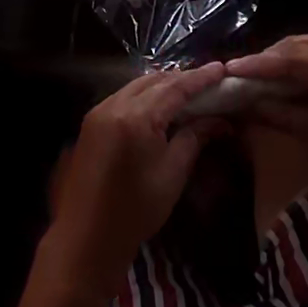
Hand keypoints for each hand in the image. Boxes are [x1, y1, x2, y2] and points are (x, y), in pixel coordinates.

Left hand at [45, 63, 227, 296]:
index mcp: (136, 117)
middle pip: (153, 81)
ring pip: (135, 87)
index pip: (174, 88)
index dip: (200, 78)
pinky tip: (158, 105)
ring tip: (187, 91)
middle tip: (208, 81)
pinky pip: (122, 98)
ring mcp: (97, 113)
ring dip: (161, 85)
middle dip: (180, 79)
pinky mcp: (90, 124)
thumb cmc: (135, 209)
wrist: (86, 237)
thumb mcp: (173, 172)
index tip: (221, 69)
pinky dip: (144, 96)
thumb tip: (218, 120)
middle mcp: (113, 105)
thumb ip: (194, 137)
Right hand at [226, 35, 307, 196]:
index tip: (229, 71)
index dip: (259, 64)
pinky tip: (293, 75)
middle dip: (270, 58)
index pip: (296, 58)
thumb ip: (289, 117)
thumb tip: (247, 105)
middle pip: (304, 42)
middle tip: (240, 76)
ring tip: (261, 76)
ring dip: (287, 56)